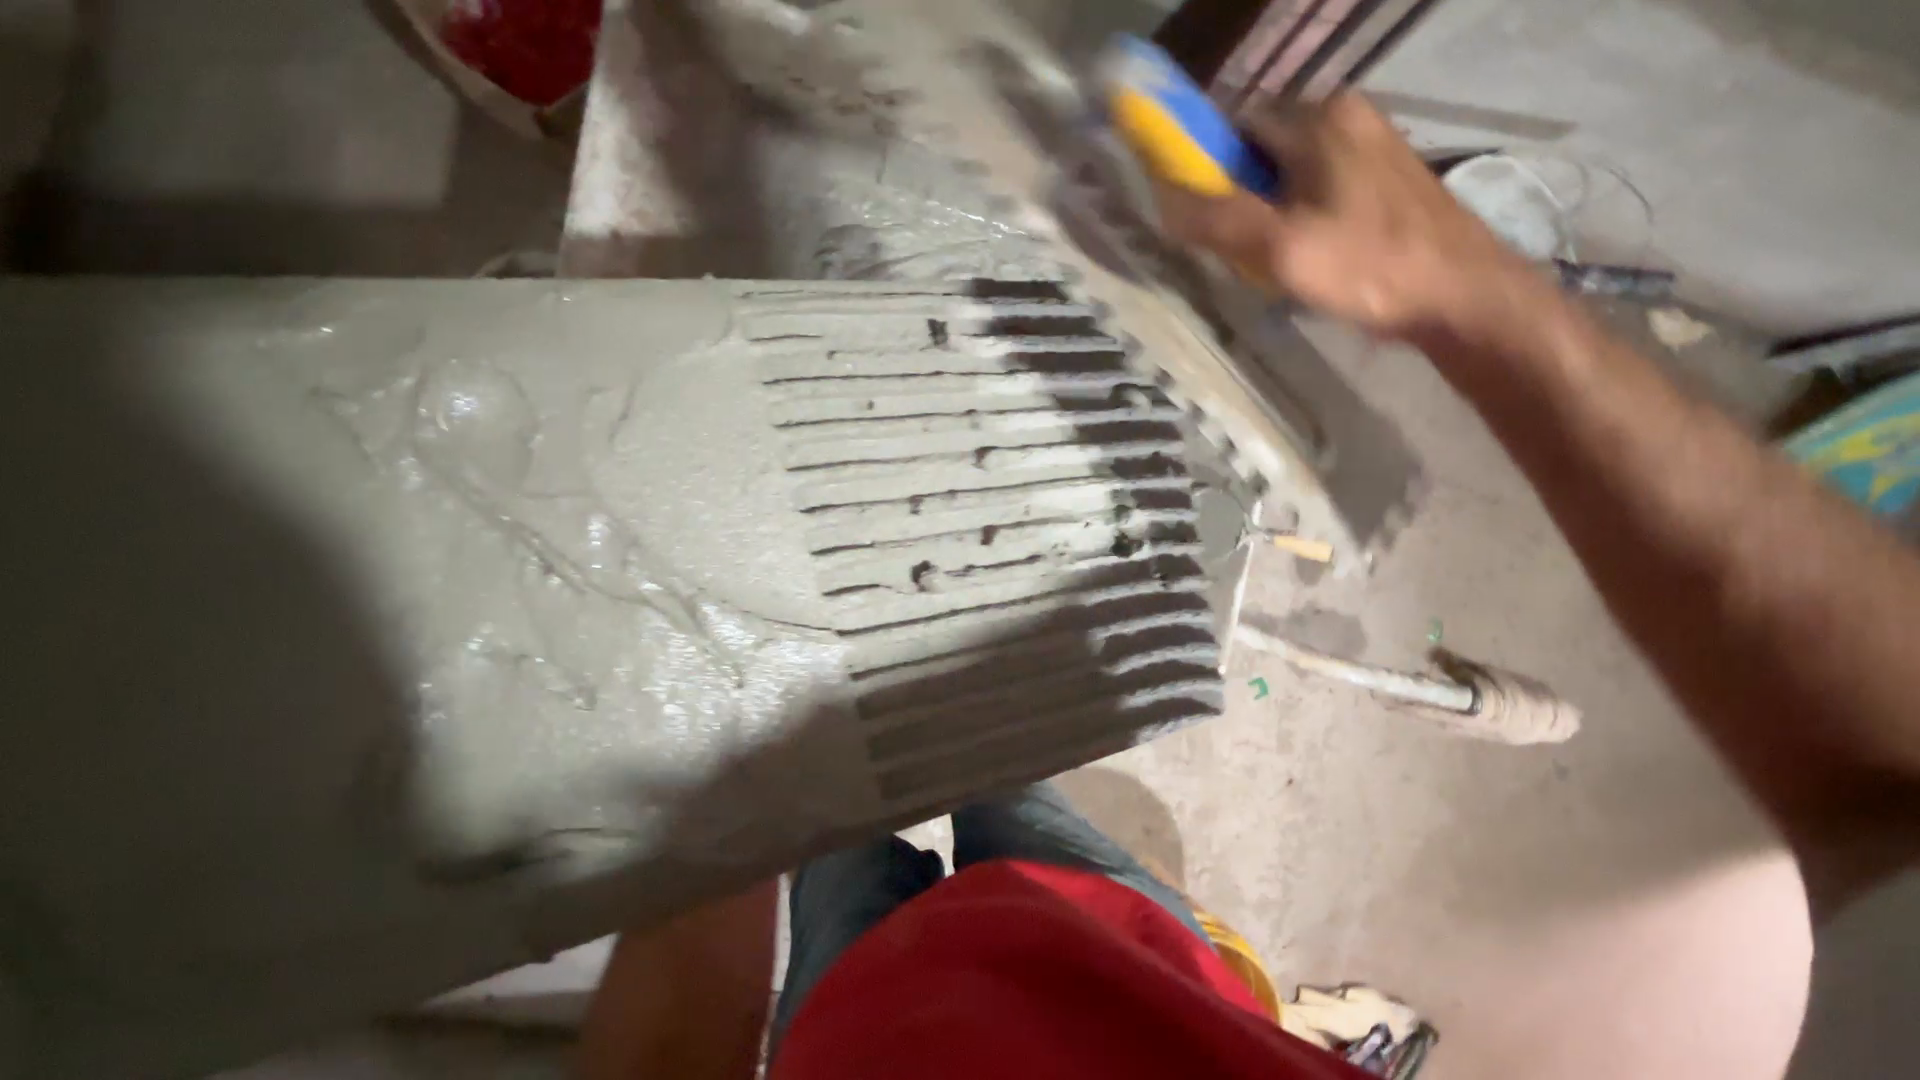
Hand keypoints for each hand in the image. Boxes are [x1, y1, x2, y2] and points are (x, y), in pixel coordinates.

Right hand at [1154, 93, 1531, 341]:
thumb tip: (1160, 199)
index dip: (1206, 170)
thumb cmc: (1372, 268)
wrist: (1463, 297)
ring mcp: (1371, 144)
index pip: (1234, 126)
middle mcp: (1347, 115)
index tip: (1199, 217)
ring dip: (1269, 214)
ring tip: (1275, 261)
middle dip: (1239, 198)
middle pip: (1261, 152)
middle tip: (1240, 251)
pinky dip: (1300, 219)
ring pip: (1289, 175)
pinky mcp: (1385, 177)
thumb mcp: (1282, 249)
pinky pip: (1318, 189)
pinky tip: (1309, 258)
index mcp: (1321, 115)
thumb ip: (1217, 221)